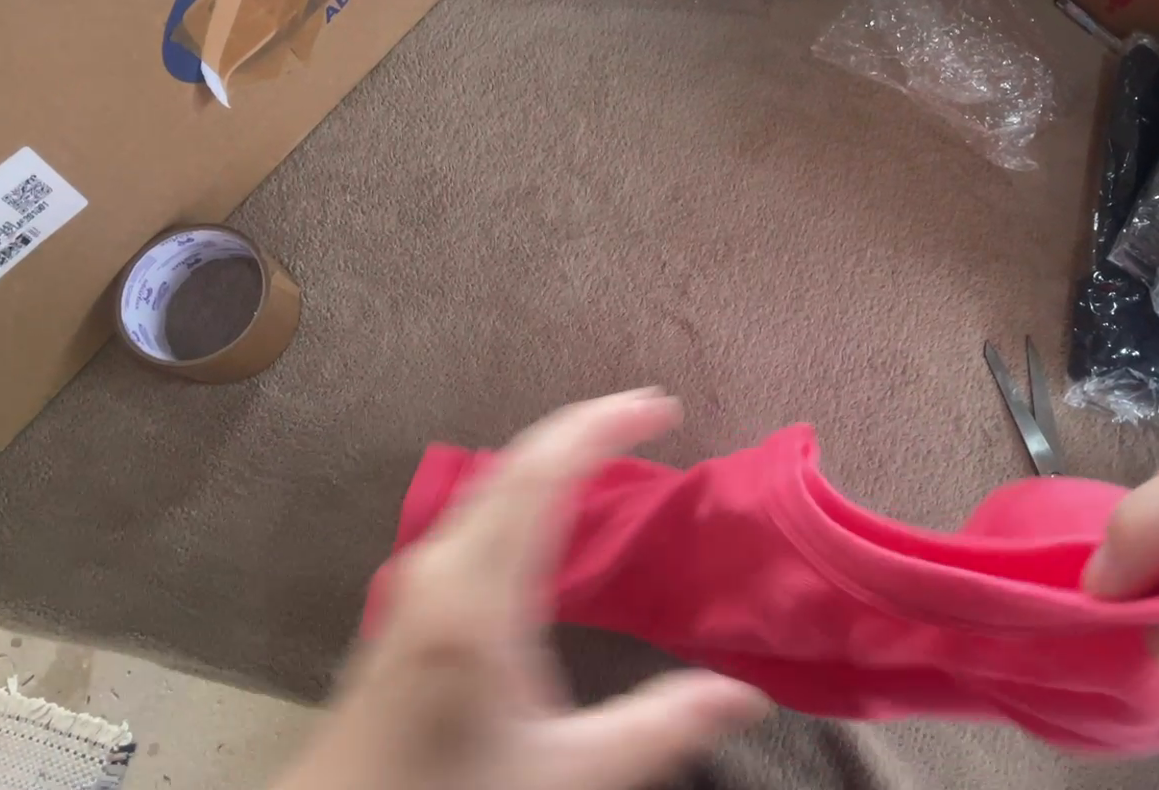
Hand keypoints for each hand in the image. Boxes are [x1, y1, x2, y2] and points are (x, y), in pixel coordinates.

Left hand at [276, 390, 770, 789]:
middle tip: (648, 411)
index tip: (659, 407)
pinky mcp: (414, 587)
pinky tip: (550, 496)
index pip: (545, 476)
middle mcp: (445, 565)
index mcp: (481, 598)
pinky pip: (480, 504)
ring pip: (495, 478)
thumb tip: (744, 696)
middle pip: (518, 461)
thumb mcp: (564, 773)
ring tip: (611, 439)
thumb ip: (657, 728)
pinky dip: (526, 479)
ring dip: (554, 448)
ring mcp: (421, 571)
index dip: (603, 427)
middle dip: (586, 424)